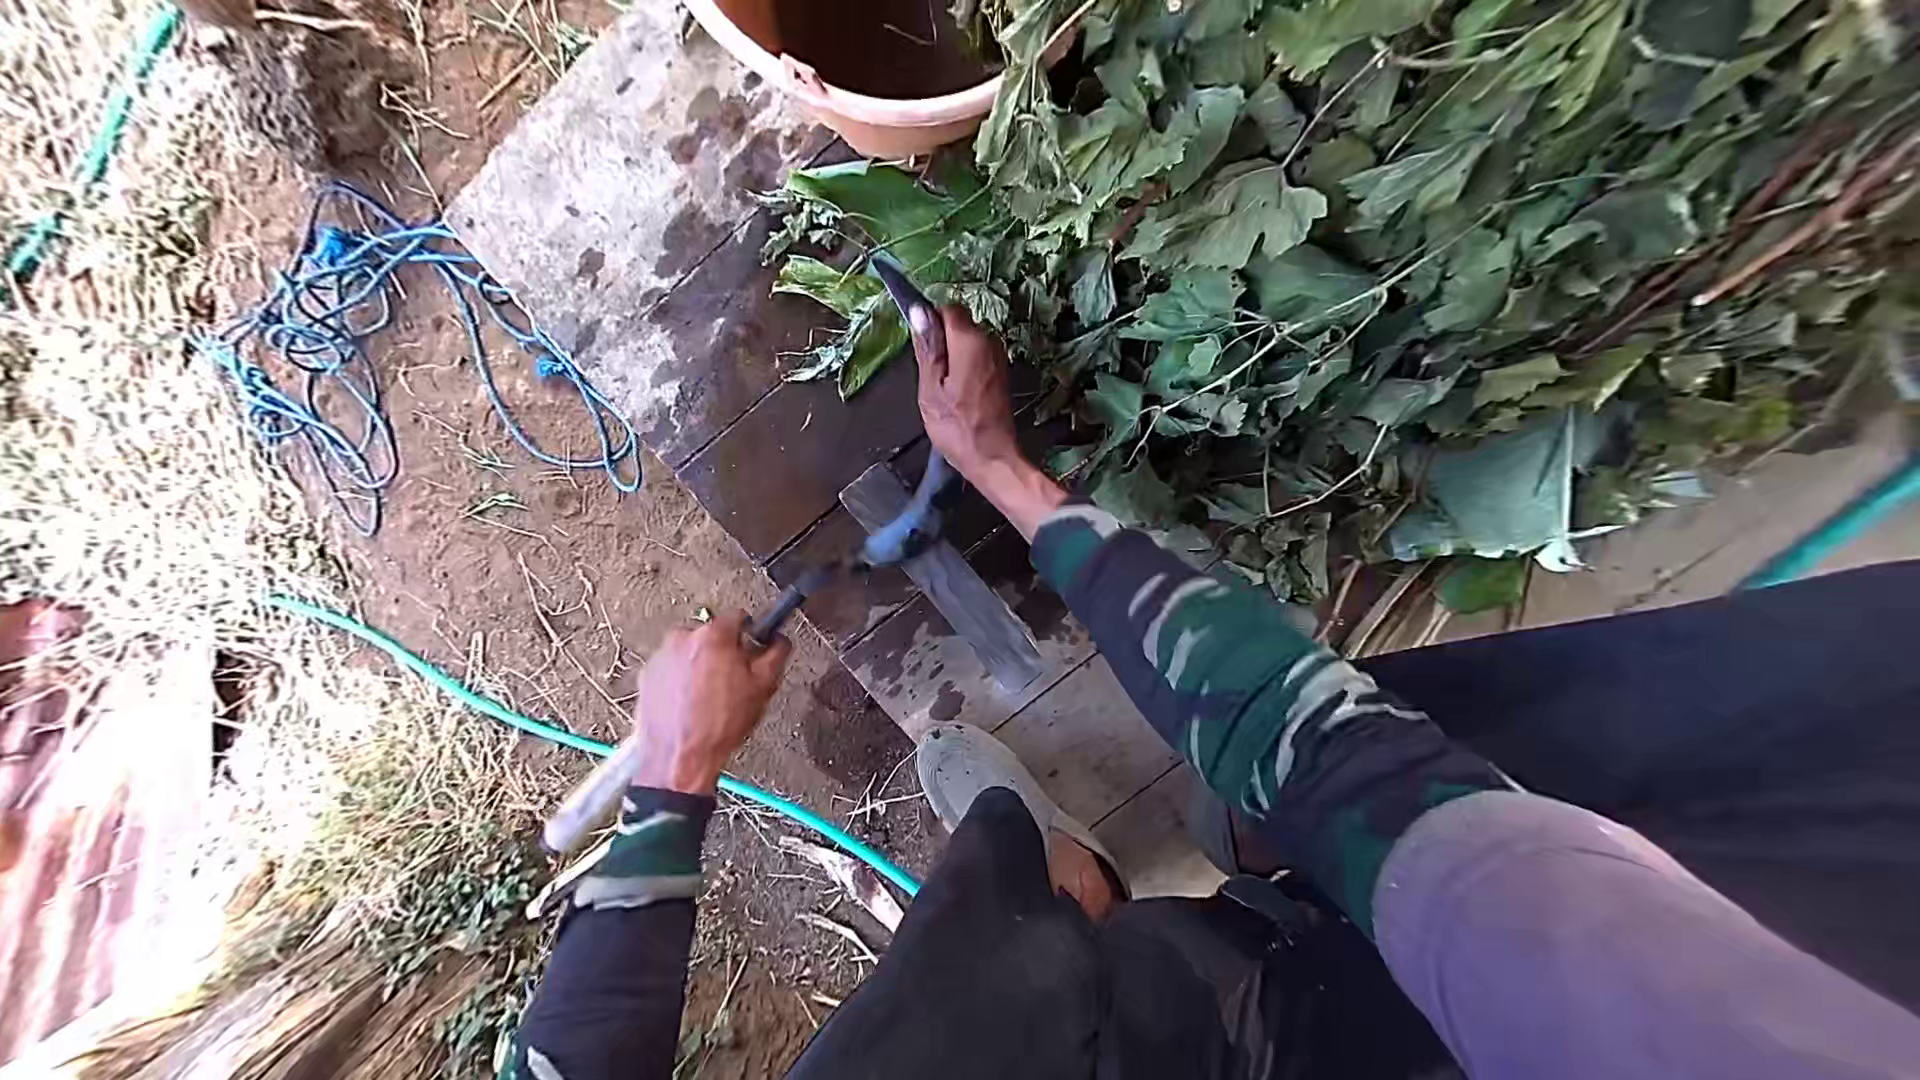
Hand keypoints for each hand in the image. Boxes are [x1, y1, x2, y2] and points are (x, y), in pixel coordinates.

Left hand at [630, 611, 792, 794]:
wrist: (679, 759)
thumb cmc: (718, 725)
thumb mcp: (764, 686)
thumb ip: (777, 653)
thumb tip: (779, 641)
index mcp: (713, 635)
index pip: (738, 617)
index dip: (751, 634)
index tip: (753, 649)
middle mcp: (682, 639)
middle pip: (713, 635)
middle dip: (725, 653)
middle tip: (734, 681)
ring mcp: (661, 657)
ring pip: (692, 652)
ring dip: (702, 666)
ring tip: (711, 698)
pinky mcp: (646, 676)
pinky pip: (672, 669)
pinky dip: (682, 681)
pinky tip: (693, 704)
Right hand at [909, 305, 1065, 538]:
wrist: (992, 458)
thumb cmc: (957, 428)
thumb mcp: (931, 389)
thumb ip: (928, 348)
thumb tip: (919, 311)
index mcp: (970, 341)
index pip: (947, 309)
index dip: (929, 323)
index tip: (920, 349)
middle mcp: (990, 342)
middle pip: (958, 325)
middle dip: (940, 343)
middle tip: (930, 377)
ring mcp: (998, 358)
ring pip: (966, 343)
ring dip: (951, 359)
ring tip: (943, 391)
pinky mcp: (1000, 374)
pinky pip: (975, 359)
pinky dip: (962, 370)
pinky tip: (956, 395)